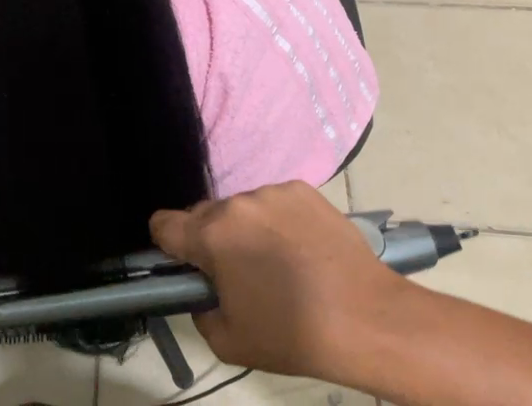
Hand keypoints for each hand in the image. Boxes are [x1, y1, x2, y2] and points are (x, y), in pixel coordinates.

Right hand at [150, 181, 412, 385]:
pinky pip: (274, 203)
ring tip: (279, 263)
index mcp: (211, 235)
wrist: (368, 320)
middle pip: (204, 215)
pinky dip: (278, 221)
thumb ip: (199, 310)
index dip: (169, 246)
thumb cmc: (293, 335)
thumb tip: (202, 291)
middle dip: (211, 240)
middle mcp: (236, 203)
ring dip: (246, 229)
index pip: (163, 224)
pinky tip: (301, 248)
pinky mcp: (303, 190)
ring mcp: (273, 192)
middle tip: (239, 274)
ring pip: (241, 208)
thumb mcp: (229, 341)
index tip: (188, 266)